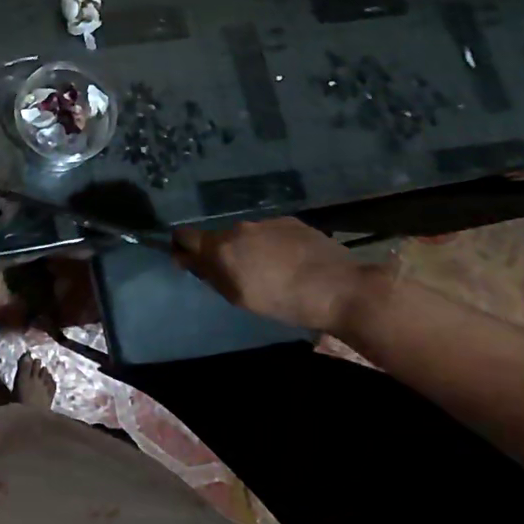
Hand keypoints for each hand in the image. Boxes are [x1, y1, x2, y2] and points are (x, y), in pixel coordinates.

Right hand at [172, 218, 382, 333]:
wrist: (341, 289)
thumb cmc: (285, 302)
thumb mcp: (239, 297)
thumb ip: (209, 275)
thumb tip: (186, 259)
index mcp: (222, 247)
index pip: (185, 235)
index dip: (182, 247)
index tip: (188, 261)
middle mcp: (239, 228)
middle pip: (218, 237)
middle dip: (221, 252)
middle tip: (237, 275)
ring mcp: (267, 222)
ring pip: (245, 235)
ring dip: (248, 249)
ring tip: (268, 271)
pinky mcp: (291, 222)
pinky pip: (269, 232)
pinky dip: (270, 245)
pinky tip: (289, 263)